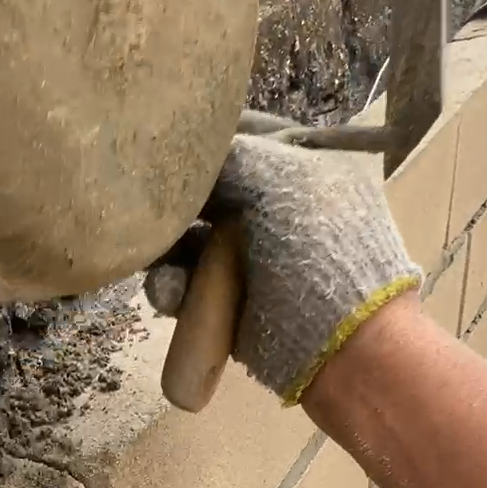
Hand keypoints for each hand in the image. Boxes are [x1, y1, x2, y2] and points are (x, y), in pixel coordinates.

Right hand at [149, 134, 423, 404]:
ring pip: (186, 244)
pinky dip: (172, 292)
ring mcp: (250, 262)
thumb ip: (233, 156)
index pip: (243, 137)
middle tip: (146, 212)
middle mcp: (273, 211)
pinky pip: (186, 289)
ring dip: (165, 253)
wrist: (340, 350)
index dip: (203, 142)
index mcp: (300, 169)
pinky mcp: (229, 306)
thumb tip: (187, 156)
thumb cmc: (321, 254)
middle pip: (204, 195)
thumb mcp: (283, 182)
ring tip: (157, 267)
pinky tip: (169, 300)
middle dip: (174, 206)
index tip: (166, 148)